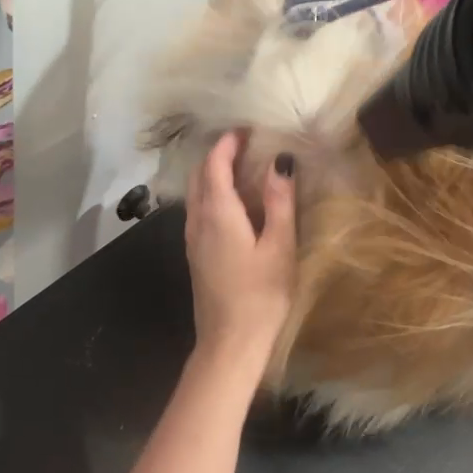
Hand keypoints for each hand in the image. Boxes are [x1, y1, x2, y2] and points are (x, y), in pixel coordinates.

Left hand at [184, 132, 296, 363]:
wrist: (230, 343)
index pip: (214, 164)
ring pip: (196, 195)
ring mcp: (193, 240)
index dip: (227, 143)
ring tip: (245, 170)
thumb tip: (279, 162)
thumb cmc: (261, 296)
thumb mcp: (279, 247)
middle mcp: (198, 221)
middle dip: (218, 155)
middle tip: (247, 146)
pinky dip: (214, 197)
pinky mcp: (196, 257)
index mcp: (218, 213)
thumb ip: (278, 202)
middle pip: (199, 176)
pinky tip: (237, 206)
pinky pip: (200, 213)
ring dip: (214, 176)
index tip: (247, 129)